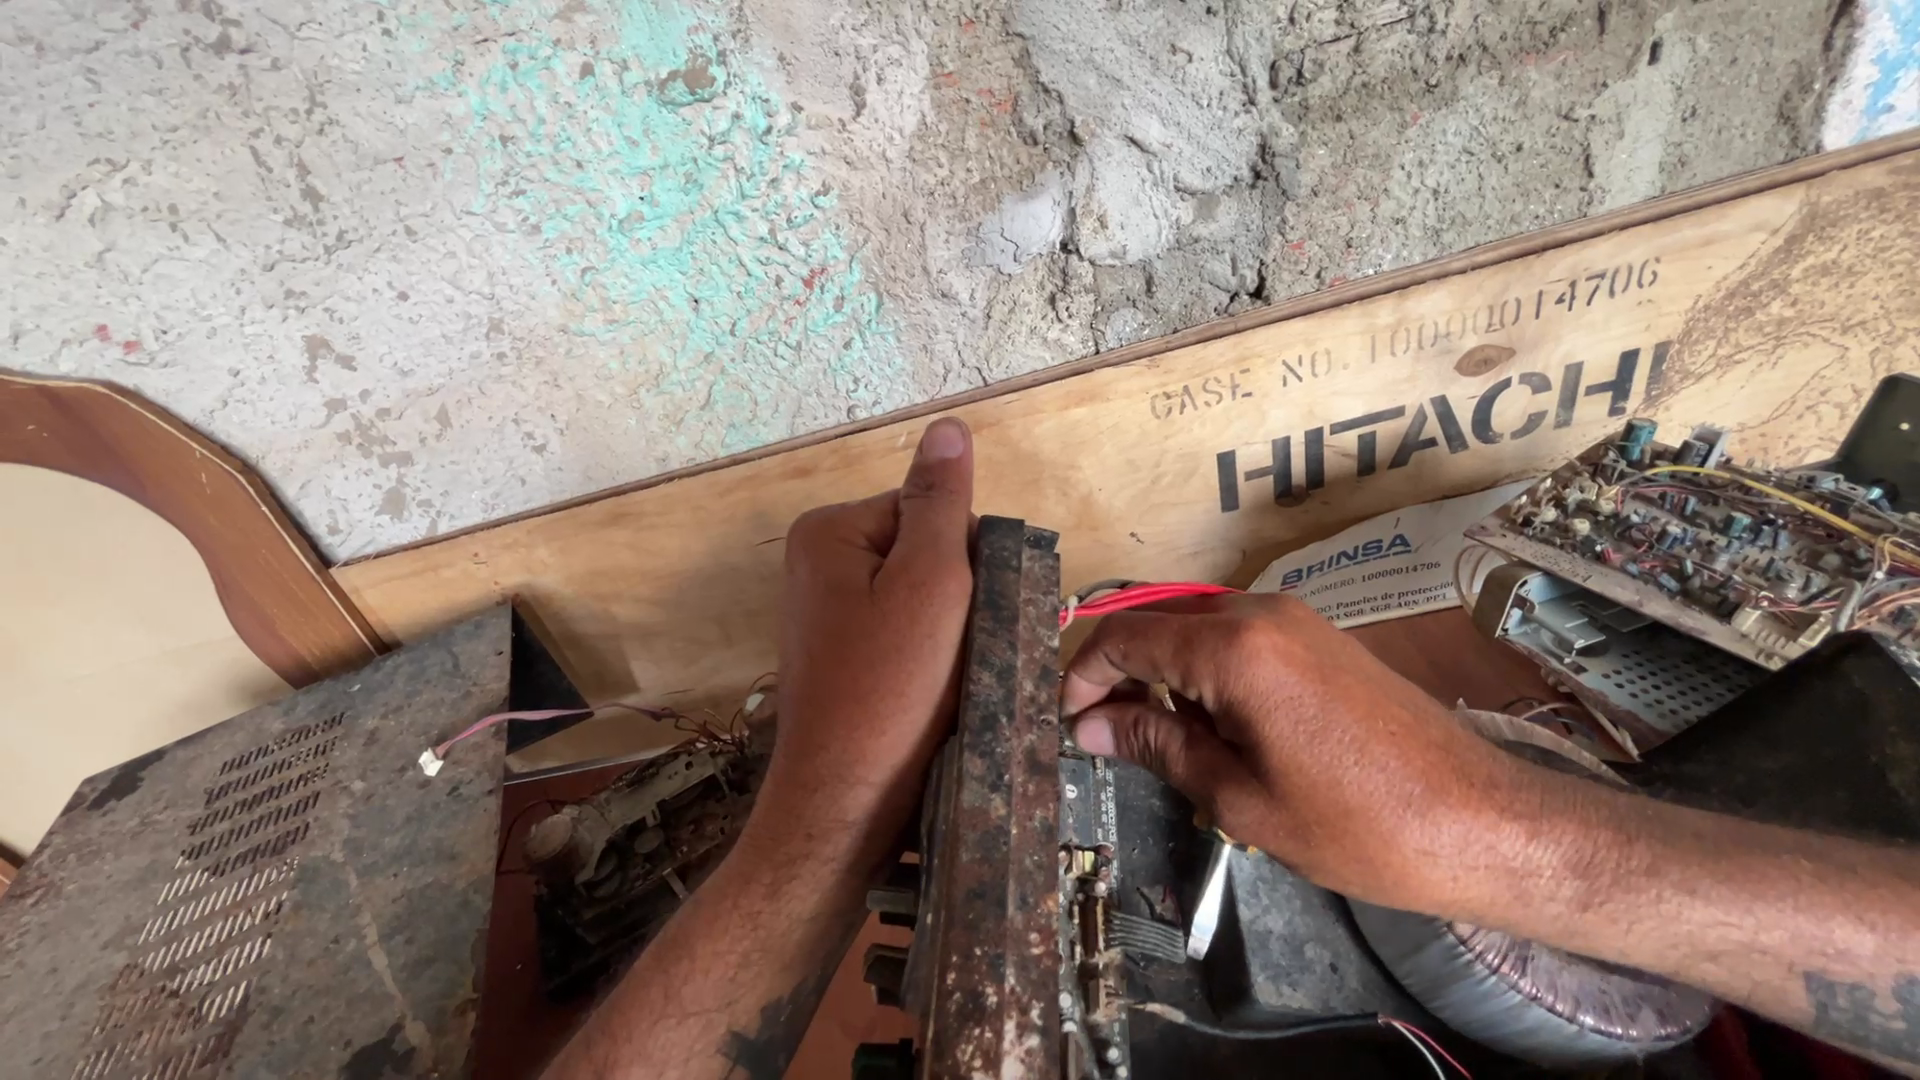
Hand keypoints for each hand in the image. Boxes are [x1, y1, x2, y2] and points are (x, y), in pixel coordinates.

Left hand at [756, 417, 975, 867]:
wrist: (846, 804)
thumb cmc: (892, 689)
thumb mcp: (930, 582)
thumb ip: (940, 503)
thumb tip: (949, 427)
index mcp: (829, 532)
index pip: (927, 509)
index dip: (964, 555)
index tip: (971, 608)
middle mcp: (818, 564)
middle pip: (922, 551)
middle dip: (956, 594)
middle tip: (963, 648)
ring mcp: (827, 614)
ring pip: (919, 597)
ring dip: (950, 628)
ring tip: (953, 673)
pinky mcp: (842, 658)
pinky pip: (902, 634)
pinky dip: (929, 655)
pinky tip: (935, 690)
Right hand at [1061, 593, 1538, 912]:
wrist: (1484, 822)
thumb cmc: (1354, 824)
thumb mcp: (1237, 797)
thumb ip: (1154, 742)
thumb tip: (1086, 723)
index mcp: (1233, 648)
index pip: (1125, 637)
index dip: (1084, 674)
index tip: (1067, 719)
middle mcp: (1258, 611)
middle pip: (1154, 617)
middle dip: (1116, 666)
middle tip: (1101, 726)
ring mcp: (1292, 616)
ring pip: (1191, 621)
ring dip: (1157, 664)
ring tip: (1153, 730)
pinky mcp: (1315, 632)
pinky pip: (1232, 631)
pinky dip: (1198, 662)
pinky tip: (1207, 715)